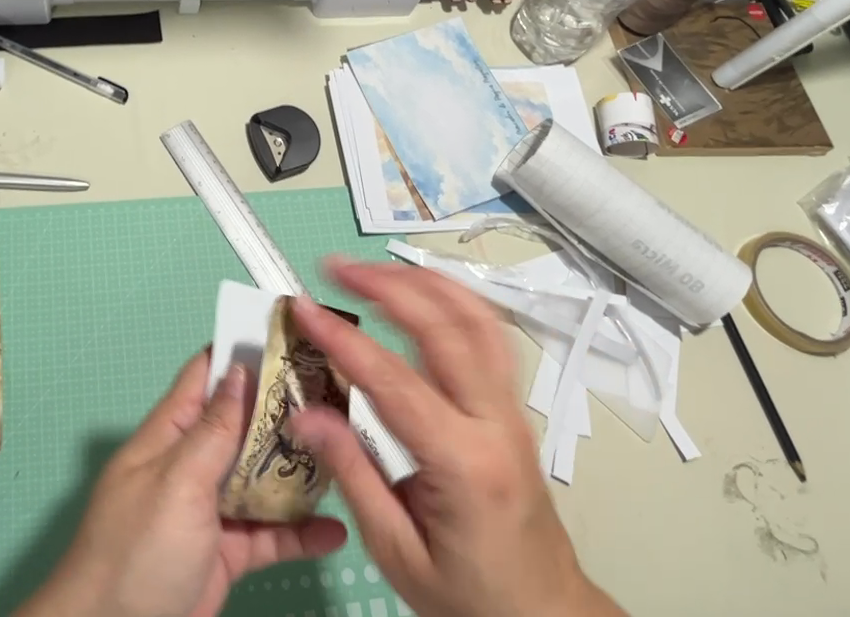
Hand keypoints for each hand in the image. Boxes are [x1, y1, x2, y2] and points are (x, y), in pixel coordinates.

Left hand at [17, 352, 346, 616]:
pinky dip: (299, 533)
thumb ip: (212, 431)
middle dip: (283, 410)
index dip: (240, 352)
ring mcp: (210, 509)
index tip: (286, 336)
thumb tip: (236, 371)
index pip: (204, 377)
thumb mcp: (176, 481)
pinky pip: (268, 534)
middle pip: (242, 425)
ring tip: (345, 454)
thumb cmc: (137, 548)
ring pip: (260, 477)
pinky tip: (334, 530)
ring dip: (297, 470)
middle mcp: (191, 464)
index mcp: (169, 435)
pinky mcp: (227, 552)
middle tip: (336, 394)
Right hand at [284, 260, 622, 616]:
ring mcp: (513, 409)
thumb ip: (351, 475)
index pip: (393, 382)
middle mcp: (496, 422)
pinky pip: (489, 336)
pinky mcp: (514, 407)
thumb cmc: (469, 596)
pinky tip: (420, 291)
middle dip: (386, 286)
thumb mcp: (398, 552)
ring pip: (477, 320)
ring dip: (422, 282)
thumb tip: (303, 413)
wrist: (547, 616)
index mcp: (462, 464)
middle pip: (446, 329)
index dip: (342, 339)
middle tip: (333, 267)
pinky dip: (453, 299)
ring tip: (372, 267)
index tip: (302, 307)